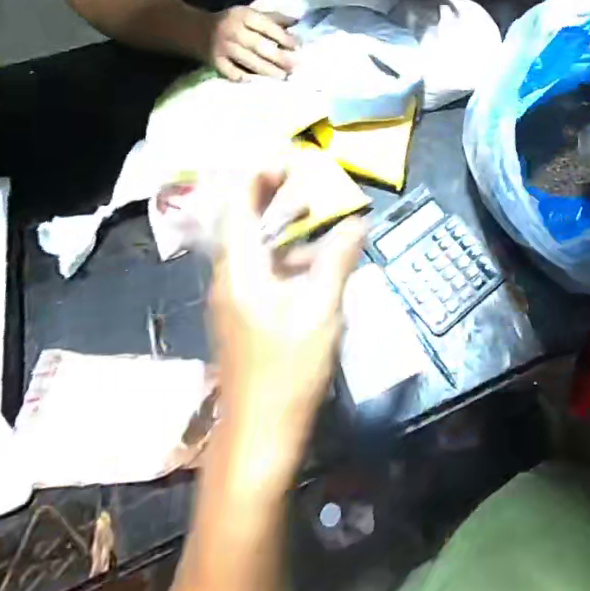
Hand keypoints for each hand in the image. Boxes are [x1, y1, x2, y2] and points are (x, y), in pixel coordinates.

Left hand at [206, 166, 367, 478]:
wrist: (259, 435)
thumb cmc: (287, 369)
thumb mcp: (320, 310)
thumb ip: (337, 261)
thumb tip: (358, 222)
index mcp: (240, 269)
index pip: (240, 206)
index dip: (259, 176)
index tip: (286, 156)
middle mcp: (231, 278)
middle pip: (247, 224)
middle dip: (275, 197)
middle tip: (307, 177)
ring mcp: (238, 301)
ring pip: (259, 250)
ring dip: (287, 228)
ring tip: (321, 214)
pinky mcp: (249, 319)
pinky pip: (267, 273)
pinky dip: (291, 258)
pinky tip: (321, 264)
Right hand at [210, 6, 296, 80]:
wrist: (193, 30)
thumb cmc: (230, 22)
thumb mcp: (249, 14)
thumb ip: (273, 18)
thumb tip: (298, 21)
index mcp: (243, 15)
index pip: (266, 26)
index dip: (283, 37)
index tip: (297, 47)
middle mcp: (232, 30)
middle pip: (259, 45)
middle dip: (278, 57)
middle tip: (294, 67)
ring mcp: (222, 47)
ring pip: (248, 60)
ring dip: (267, 70)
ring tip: (283, 77)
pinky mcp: (215, 62)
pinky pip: (233, 73)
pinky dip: (246, 78)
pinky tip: (260, 83)